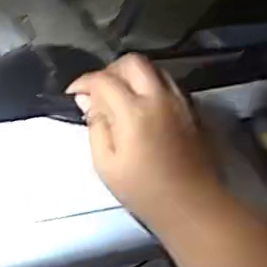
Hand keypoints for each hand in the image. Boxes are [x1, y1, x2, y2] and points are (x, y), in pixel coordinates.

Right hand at [68, 54, 225, 232]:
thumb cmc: (143, 190)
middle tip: (97, 92)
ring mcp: (180, 102)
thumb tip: (88, 102)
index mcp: (135, 112)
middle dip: (109, 71)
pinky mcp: (192, 110)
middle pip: (132, 62)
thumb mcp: (106, 164)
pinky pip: (167, 85)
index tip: (74, 94)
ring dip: (131, 77)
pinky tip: (140, 109)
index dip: (83, 83)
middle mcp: (160, 98)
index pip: (103, 80)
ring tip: (117, 99)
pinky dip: (148, 87)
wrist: (192, 204)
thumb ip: (96, 126)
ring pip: (153, 70)